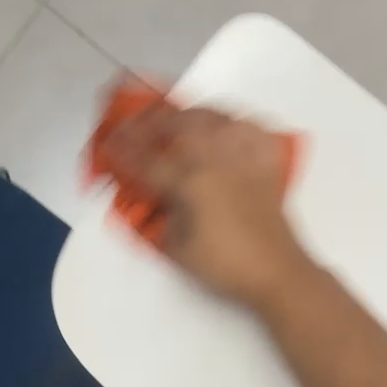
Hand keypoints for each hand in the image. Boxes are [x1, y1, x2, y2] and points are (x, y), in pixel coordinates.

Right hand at [99, 103, 313, 306]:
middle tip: (135, 124)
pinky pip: (251, 129)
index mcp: (192, 182)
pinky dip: (235, 123)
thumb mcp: (178, 249)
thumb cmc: (226, 266)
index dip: (124, 153)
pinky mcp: (267, 163)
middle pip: (179, 124)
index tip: (108, 145)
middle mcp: (218, 159)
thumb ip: (160, 220)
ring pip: (215, 117)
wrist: (277, 272)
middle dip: (151, 122)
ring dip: (190, 114)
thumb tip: (154, 201)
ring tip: (176, 118)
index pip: (147, 161)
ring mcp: (245, 157)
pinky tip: (226, 128)